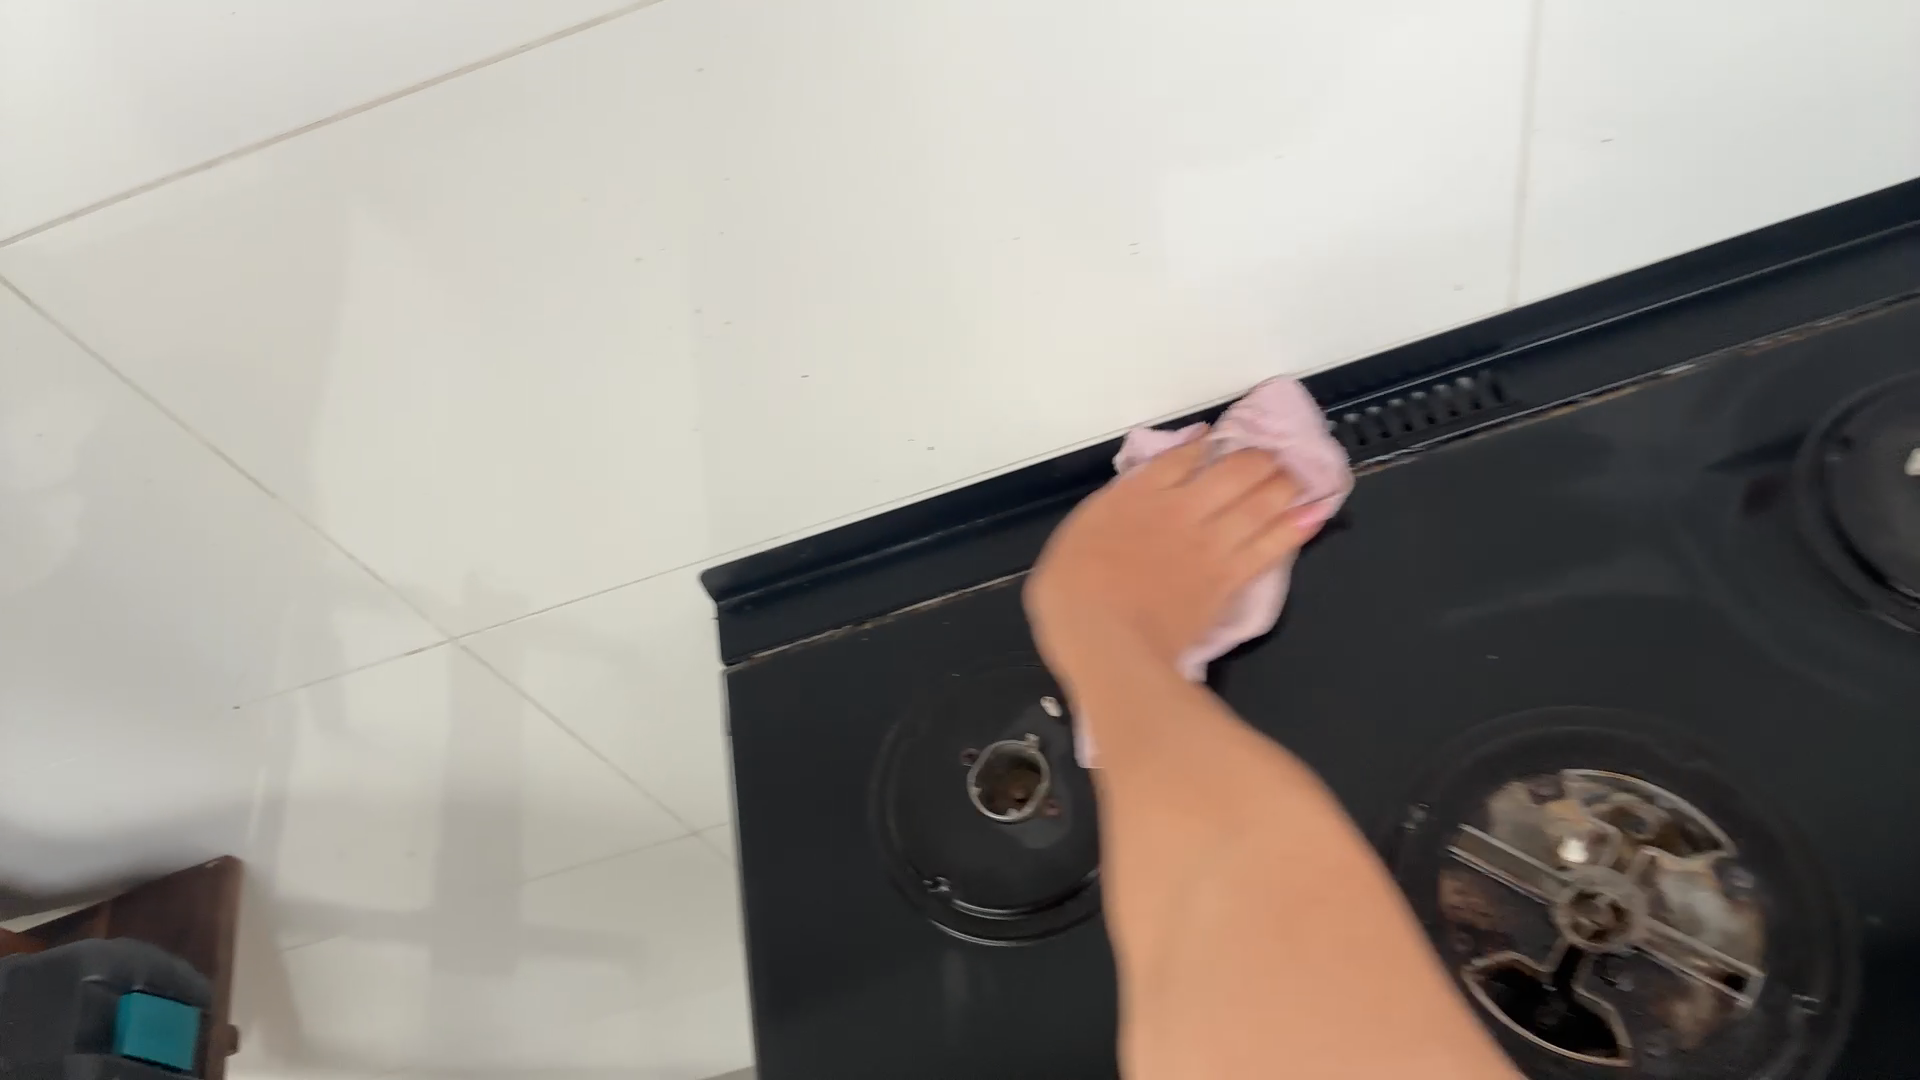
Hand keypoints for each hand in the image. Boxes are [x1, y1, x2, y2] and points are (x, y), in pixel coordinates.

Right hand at [1024, 437, 1312, 684]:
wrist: (1106, 639)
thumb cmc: (1072, 591)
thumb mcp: (1077, 533)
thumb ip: (1111, 505)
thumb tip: (1137, 487)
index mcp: (1139, 493)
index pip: (1183, 455)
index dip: (1202, 444)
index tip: (1212, 440)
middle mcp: (1182, 507)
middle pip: (1235, 469)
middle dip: (1254, 458)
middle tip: (1264, 458)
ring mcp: (1212, 542)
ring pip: (1261, 500)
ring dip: (1281, 484)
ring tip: (1292, 477)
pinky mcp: (1230, 578)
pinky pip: (1273, 544)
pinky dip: (1296, 526)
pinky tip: (1314, 512)